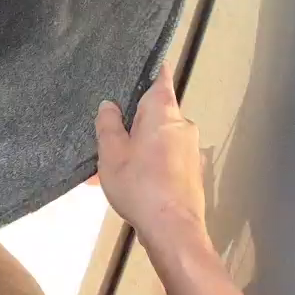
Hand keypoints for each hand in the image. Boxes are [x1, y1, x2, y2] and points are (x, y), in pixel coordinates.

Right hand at [95, 71, 207, 253]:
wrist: (174, 233)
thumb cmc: (140, 184)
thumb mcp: (111, 152)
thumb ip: (108, 124)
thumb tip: (110, 106)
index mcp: (164, 111)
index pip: (161, 77)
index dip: (151, 67)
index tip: (140, 61)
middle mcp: (182, 125)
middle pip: (154, 112)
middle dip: (131, 121)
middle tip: (105, 132)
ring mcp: (189, 151)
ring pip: (155, 139)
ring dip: (134, 148)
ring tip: (104, 170)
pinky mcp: (190, 174)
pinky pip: (162, 159)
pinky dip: (145, 166)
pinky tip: (123, 186)